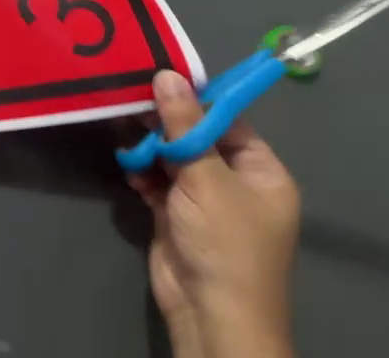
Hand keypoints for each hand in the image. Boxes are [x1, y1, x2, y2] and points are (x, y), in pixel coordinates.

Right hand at [127, 70, 299, 357]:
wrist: (210, 313)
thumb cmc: (225, 242)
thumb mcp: (206, 178)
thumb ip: (184, 125)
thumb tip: (167, 74)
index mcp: (261, 172)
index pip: (227, 120)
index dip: (194, 99)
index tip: (157, 76)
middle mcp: (235, 181)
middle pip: (195, 135)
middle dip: (163, 124)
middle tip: (130, 104)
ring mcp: (205, 199)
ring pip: (171, 156)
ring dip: (149, 148)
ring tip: (127, 139)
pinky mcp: (177, 213)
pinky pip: (157, 179)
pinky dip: (142, 172)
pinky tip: (131, 170)